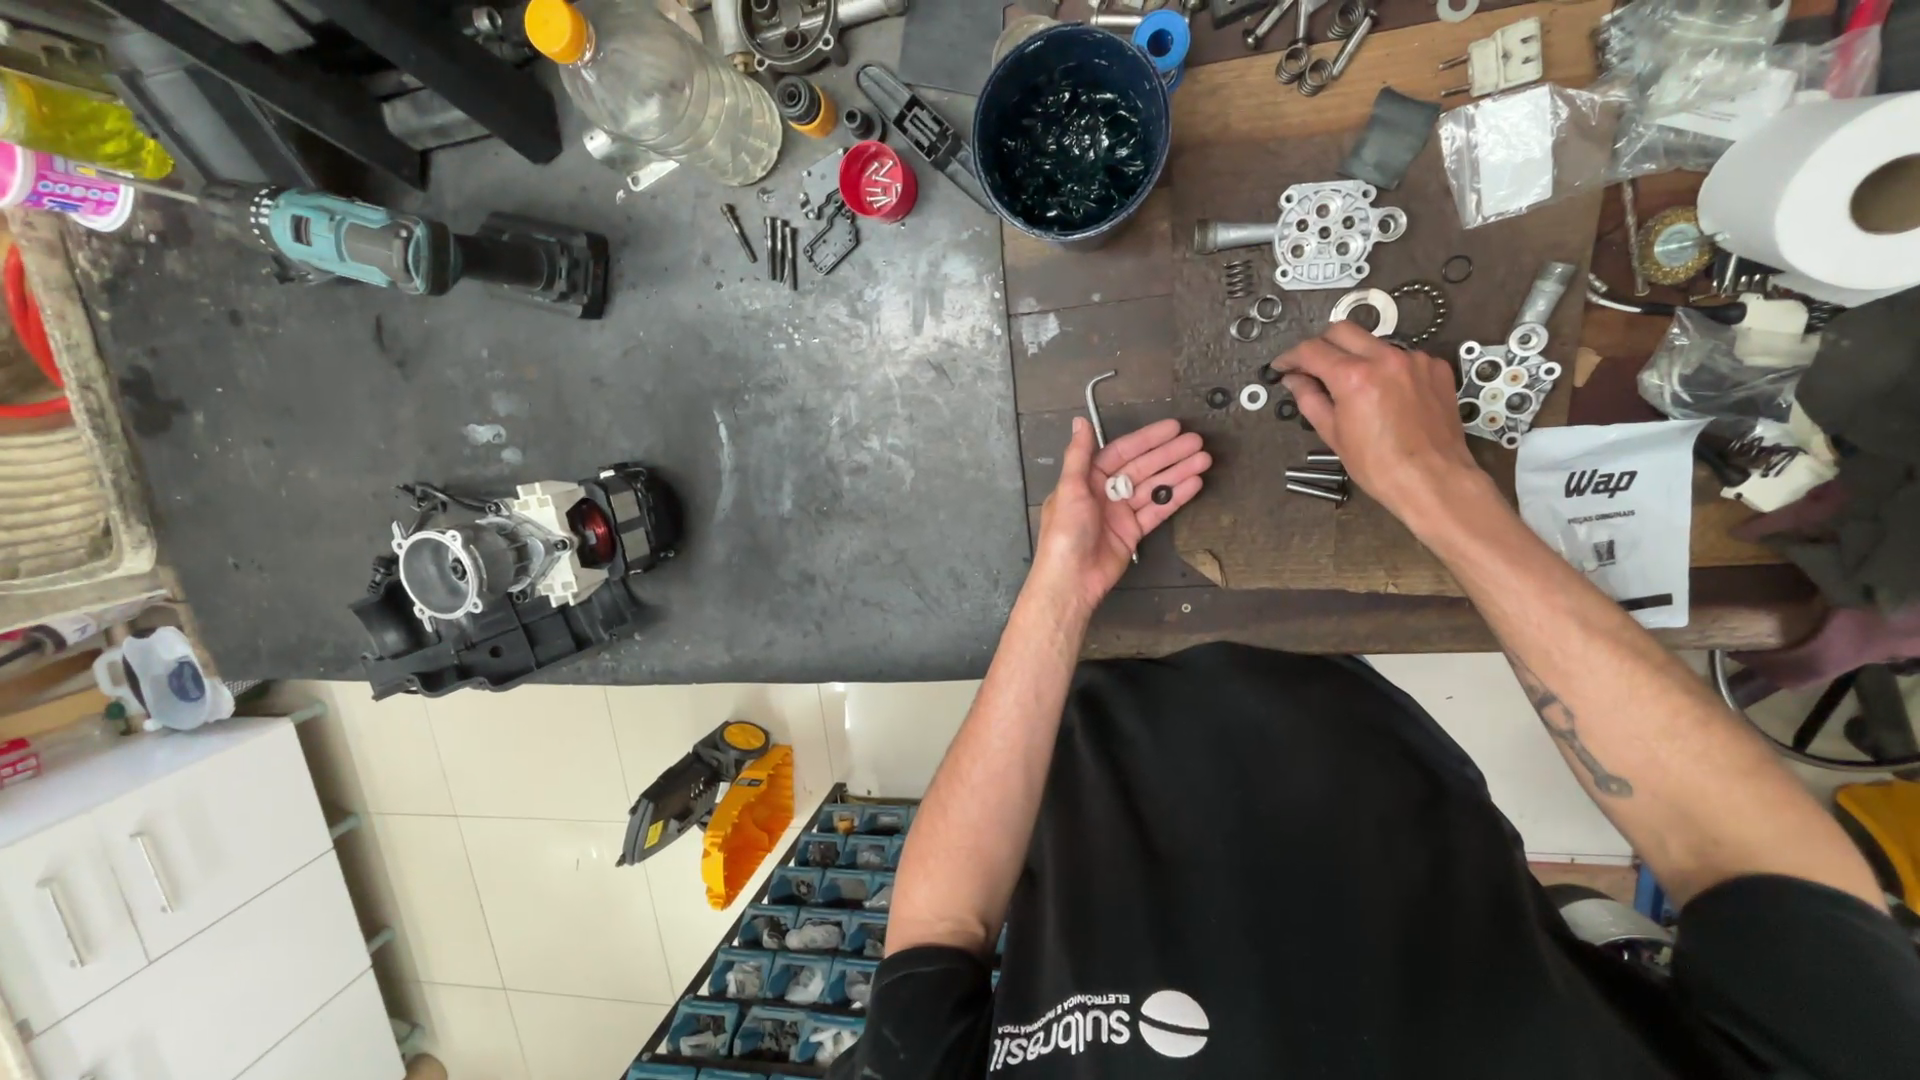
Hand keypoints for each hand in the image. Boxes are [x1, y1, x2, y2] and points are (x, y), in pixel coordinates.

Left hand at [1029, 416, 1209, 617]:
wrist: (1071, 580)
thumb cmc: (1064, 533)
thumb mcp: (1069, 489)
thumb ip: (1078, 455)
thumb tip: (1079, 421)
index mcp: (1087, 479)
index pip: (1122, 452)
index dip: (1147, 440)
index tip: (1173, 428)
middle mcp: (1105, 492)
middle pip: (1142, 468)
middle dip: (1169, 454)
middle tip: (1198, 442)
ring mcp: (1121, 512)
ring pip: (1153, 487)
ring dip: (1178, 473)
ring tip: (1204, 460)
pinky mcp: (1133, 532)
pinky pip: (1157, 510)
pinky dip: (1175, 497)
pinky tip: (1194, 484)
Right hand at [1272, 321, 1491, 525]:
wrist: (1431, 478)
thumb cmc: (1379, 465)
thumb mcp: (1332, 434)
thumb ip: (1310, 399)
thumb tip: (1295, 380)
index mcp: (1354, 376)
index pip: (1312, 350)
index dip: (1291, 357)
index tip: (1284, 366)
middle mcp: (1386, 358)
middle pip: (1342, 330)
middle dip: (1321, 345)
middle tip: (1312, 367)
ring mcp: (1415, 360)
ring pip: (1374, 342)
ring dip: (1356, 356)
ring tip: (1352, 386)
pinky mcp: (1436, 368)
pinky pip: (1402, 356)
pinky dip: (1386, 368)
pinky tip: (1385, 393)